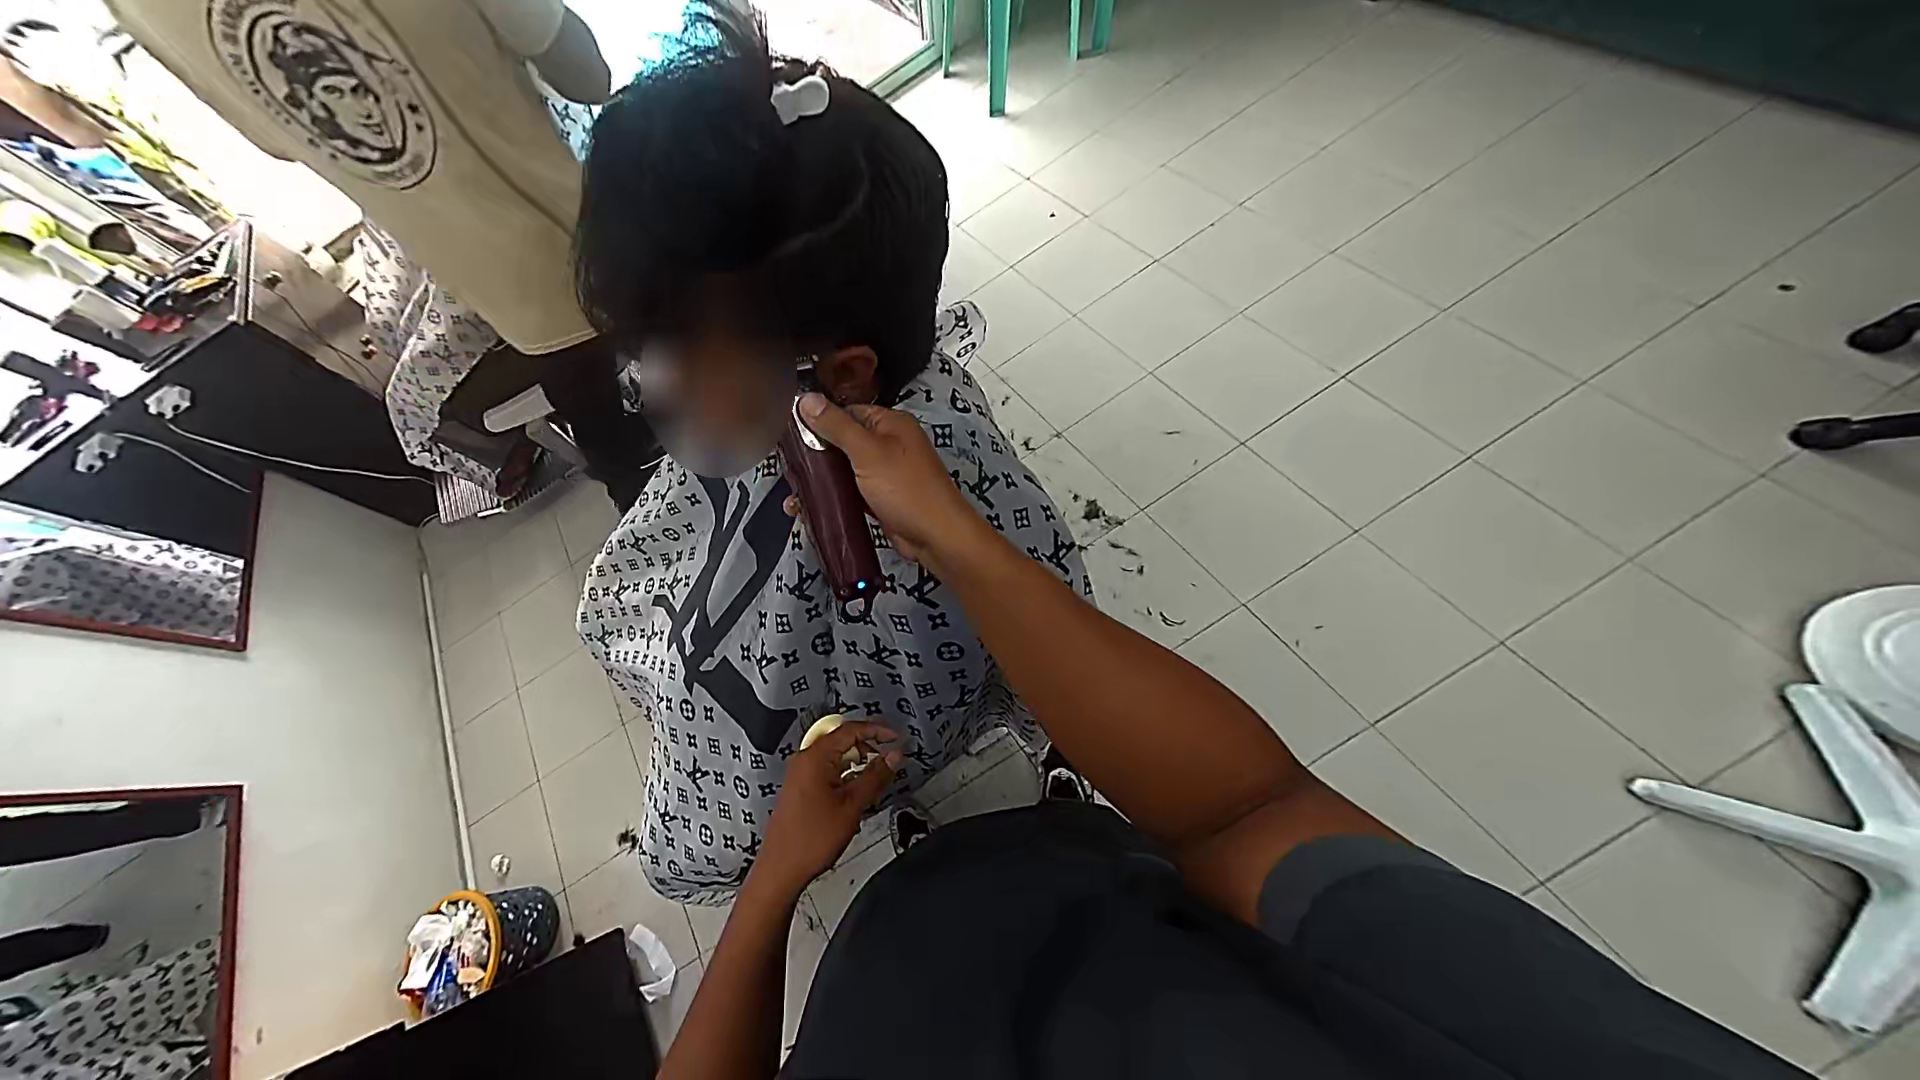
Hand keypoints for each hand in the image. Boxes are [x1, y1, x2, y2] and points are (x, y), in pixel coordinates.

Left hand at [750, 721, 899, 895]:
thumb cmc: (809, 841)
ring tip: (872, 781)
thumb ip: (876, 776)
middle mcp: (804, 760)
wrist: (781, 870)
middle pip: (842, 740)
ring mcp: (800, 774)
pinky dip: (844, 775)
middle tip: (886, 760)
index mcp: (815, 758)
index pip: (851, 730)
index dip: (877, 731)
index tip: (894, 738)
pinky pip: (826, 769)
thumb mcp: (852, 805)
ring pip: (835, 756)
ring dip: (856, 763)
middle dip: (867, 748)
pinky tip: (855, 794)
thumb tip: (893, 756)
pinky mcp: (799, 788)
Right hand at [790, 393, 989, 565]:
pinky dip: (834, 498)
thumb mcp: (867, 451)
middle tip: (789, 470)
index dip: (819, 421)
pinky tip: (811, 508)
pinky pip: (851, 492)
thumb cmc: (909, 490)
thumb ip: (836, 426)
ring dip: (821, 481)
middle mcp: (889, 444)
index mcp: (890, 423)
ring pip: (845, 470)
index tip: (791, 434)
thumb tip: (807, 399)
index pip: (846, 411)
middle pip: (842, 442)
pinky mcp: (882, 498)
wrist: (936, 536)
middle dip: (815, 456)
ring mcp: (886, 473)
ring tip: (794, 496)